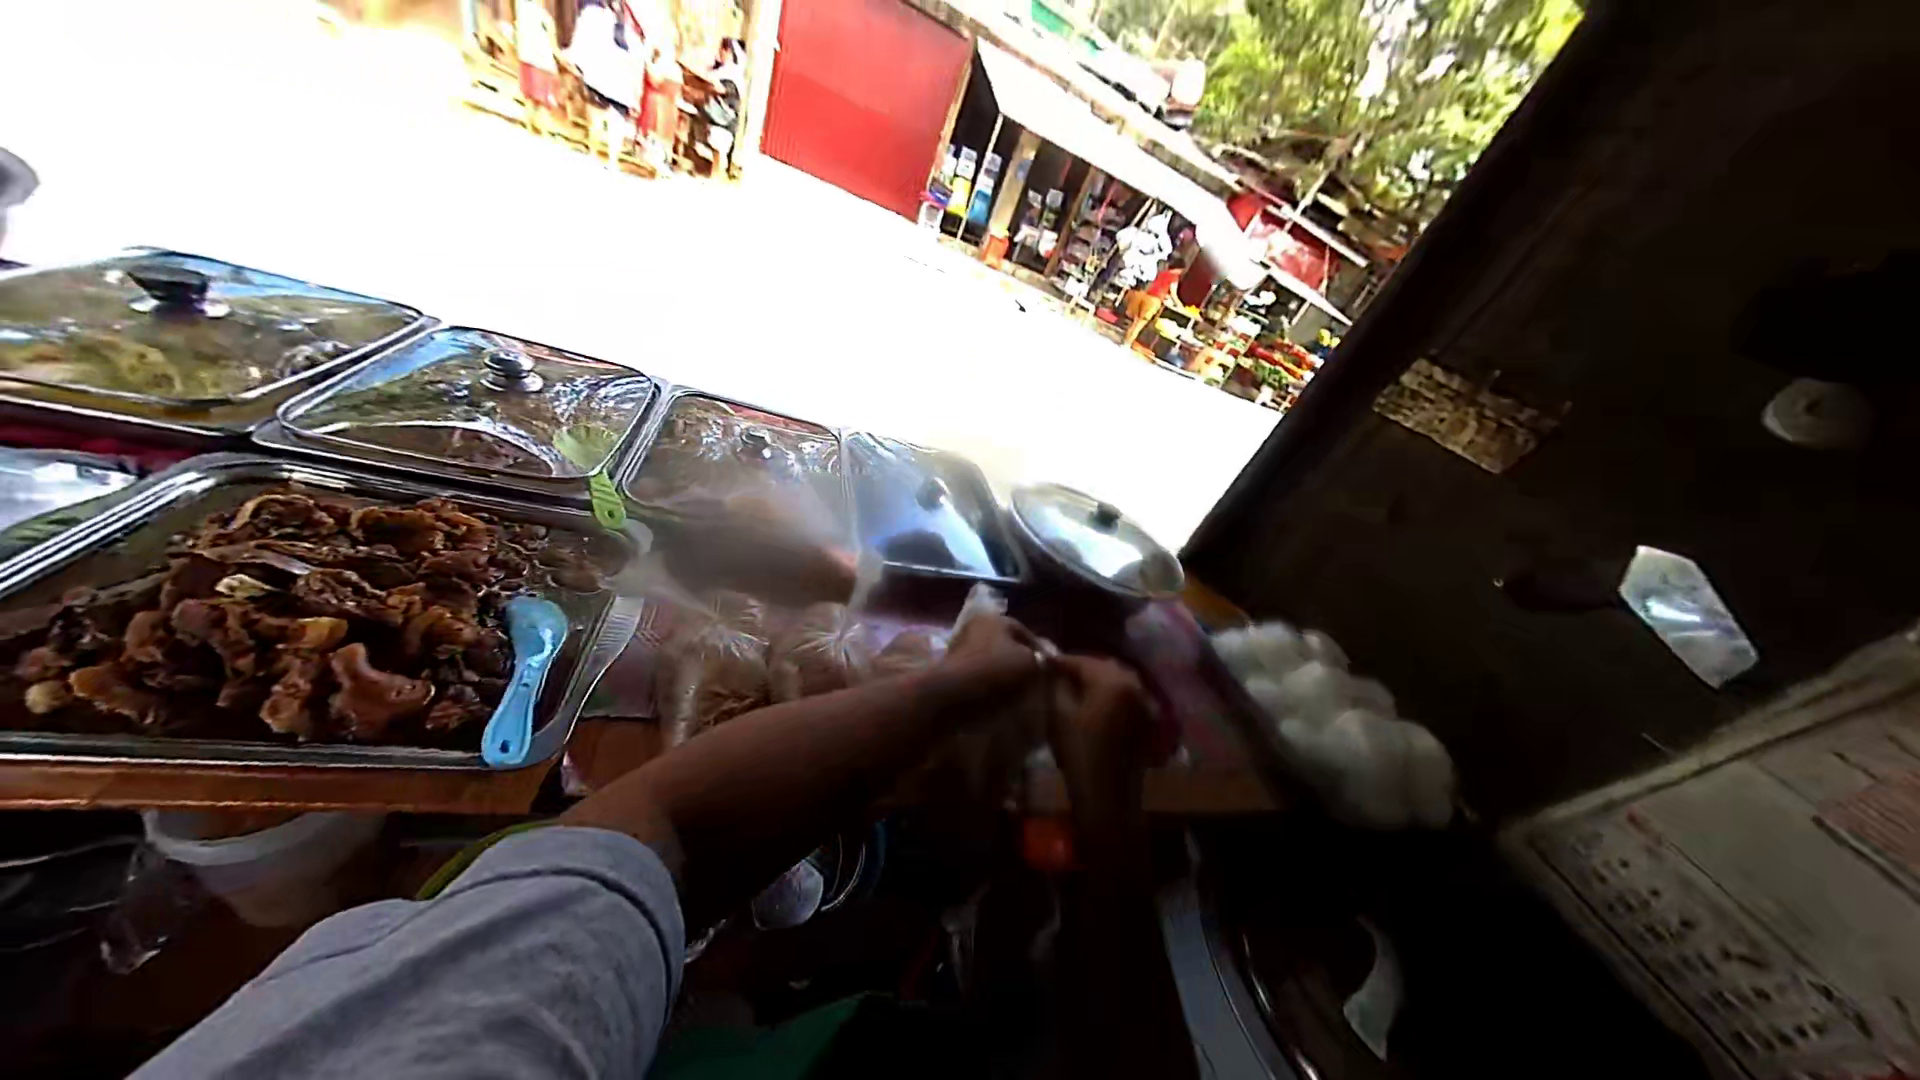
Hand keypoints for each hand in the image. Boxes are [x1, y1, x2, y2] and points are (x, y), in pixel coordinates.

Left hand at [943, 612, 1047, 695]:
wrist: (955, 692)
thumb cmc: (996, 669)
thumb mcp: (1030, 662)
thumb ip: (1040, 659)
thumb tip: (1041, 662)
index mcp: (995, 618)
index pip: (1024, 632)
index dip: (1039, 649)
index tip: (1049, 666)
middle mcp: (976, 626)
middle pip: (1006, 643)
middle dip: (1020, 658)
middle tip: (1034, 677)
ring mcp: (961, 645)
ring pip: (992, 658)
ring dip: (1004, 671)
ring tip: (1018, 689)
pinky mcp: (952, 666)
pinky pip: (979, 671)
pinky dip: (989, 680)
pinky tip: (999, 693)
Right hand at [1048, 656, 1151, 830]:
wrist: (1109, 798)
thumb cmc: (1079, 753)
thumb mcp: (1058, 713)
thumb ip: (1056, 684)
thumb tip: (1052, 670)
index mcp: (1113, 680)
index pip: (1081, 660)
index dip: (1059, 661)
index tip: (1041, 664)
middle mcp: (1135, 684)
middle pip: (1102, 667)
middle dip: (1079, 669)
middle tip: (1056, 676)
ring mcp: (1145, 702)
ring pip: (1116, 681)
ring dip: (1095, 681)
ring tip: (1072, 690)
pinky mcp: (1147, 720)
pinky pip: (1125, 697)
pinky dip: (1109, 695)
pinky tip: (1092, 706)